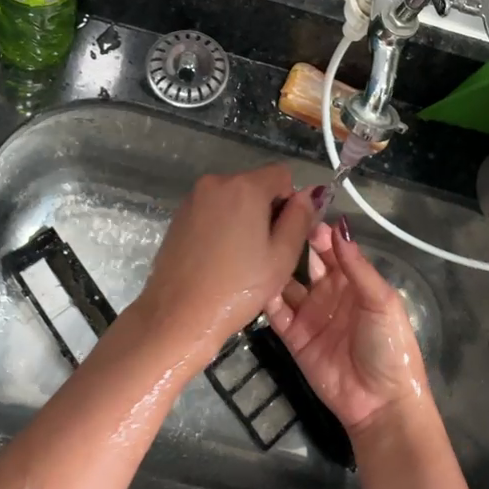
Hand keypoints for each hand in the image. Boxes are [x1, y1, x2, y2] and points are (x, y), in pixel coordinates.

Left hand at [136, 165, 320, 355]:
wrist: (178, 314)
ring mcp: (193, 197)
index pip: (282, 174)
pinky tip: (219, 257)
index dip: (290, 201)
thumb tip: (311, 193)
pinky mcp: (178, 214)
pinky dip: (222, 224)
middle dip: (266, 210)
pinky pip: (212, 209)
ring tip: (240, 258)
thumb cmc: (237, 287)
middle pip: (255, 184)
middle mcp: (216, 181)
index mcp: (245, 186)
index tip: (283, 234)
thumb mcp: (281, 256)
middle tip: (264, 251)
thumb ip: (300, 218)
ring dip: (243, 218)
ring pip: (233, 198)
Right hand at [264, 220, 430, 433]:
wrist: (381, 403)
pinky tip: (255, 281)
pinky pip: (276, 312)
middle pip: (306, 261)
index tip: (300, 213)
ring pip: (286, 284)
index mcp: (353, 281)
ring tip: (258, 249)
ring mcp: (309, 314)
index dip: (318, 232)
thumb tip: (338, 228)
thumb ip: (357, 267)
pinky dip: (265, 297)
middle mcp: (328, 292)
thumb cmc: (389, 346)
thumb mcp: (381, 302)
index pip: (331, 248)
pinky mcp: (293, 337)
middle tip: (274, 225)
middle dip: (293, 244)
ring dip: (275, 268)